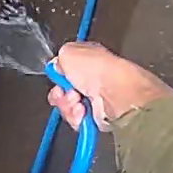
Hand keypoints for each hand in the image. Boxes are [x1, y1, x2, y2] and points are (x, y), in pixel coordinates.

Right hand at [46, 41, 172, 130]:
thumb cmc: (98, 70)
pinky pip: (76, 120)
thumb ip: (59, 57)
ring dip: (68, 106)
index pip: (65, 68)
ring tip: (78, 102)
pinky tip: (84, 112)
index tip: (57, 76)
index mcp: (89, 60)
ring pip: (67, 107)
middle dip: (60, 94)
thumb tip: (57, 64)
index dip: (58, 74)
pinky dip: (76, 117)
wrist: (115, 95)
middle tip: (67, 92)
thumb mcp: (69, 52)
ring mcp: (95, 99)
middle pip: (63, 91)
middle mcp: (93, 79)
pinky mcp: (96, 117)